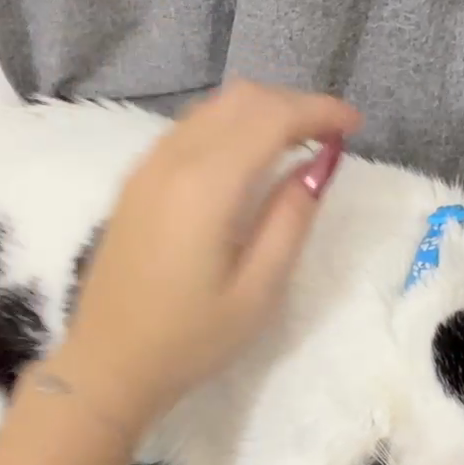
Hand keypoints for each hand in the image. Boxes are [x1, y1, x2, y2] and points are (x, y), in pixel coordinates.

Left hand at [42, 81, 361, 429]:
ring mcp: (146, 168)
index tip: (353, 125)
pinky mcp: (135, 184)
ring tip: (296, 145)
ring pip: (211, 109)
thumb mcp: (257, 293)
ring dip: (259, 113)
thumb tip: (316, 167)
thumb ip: (289, 221)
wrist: (109, 364)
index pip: (270, 117)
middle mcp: (171, 160)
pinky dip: (228, 128)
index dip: (318, 111)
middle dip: (292, 105)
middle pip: (241, 100)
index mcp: (205, 187)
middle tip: (329, 136)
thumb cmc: (189, 341)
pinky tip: (246, 161)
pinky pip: (188, 130)